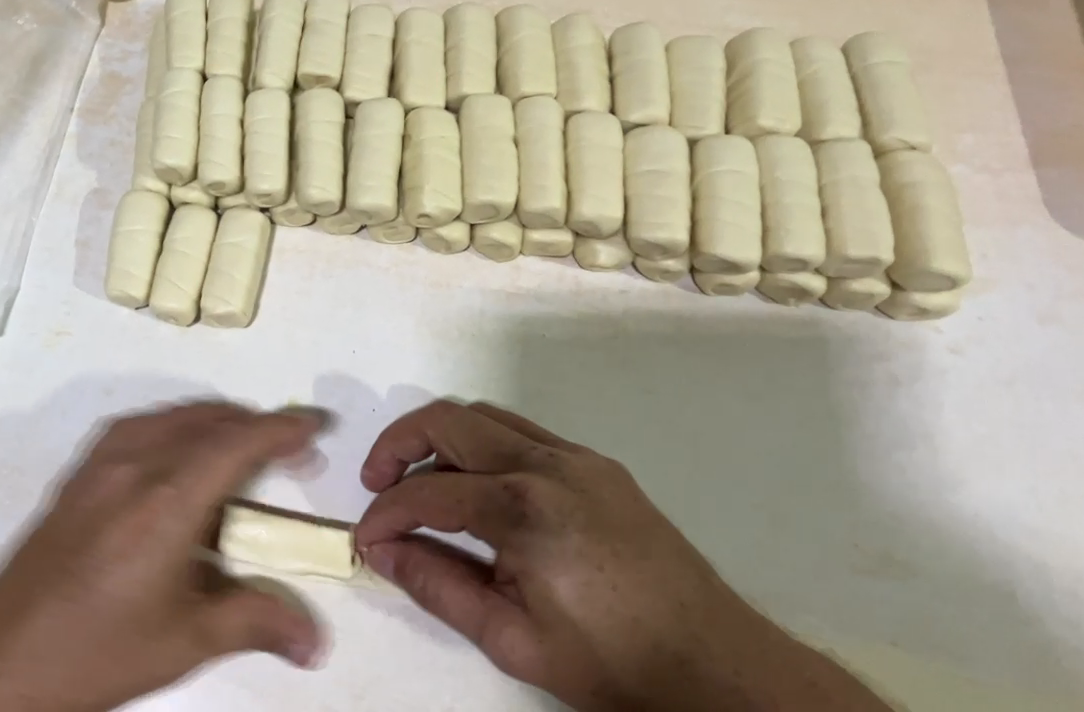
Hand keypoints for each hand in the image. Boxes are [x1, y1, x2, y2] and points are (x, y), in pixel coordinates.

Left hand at [0, 403, 328, 711]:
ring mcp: (98, 465)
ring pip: (169, 417)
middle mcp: (133, 465)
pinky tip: (176, 454)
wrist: (3, 662)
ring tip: (241, 446)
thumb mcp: (186, 640)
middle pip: (205, 421)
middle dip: (254, 425)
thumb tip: (314, 637)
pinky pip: (136, 427)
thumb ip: (256, 621)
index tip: (315, 424)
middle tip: (290, 447)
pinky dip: (172, 426)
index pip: (238, 443)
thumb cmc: (99, 652)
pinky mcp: (75, 476)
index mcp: (168, 499)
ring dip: (212, 421)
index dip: (282, 428)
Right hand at [354, 401, 889, 711]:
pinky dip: (482, 446)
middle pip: (447, 421)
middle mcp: (546, 463)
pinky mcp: (597, 465)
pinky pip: (521, 433)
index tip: (365, 540)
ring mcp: (576, 457)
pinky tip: (480, 487)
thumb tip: (379, 549)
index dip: (385, 515)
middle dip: (397, 445)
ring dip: (440, 439)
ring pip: (483, 416)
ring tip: (421, 480)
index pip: (427, 493)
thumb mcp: (512, 640)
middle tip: (376, 484)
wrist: (718, 667)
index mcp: (523, 509)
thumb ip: (437, 586)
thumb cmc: (612, 664)